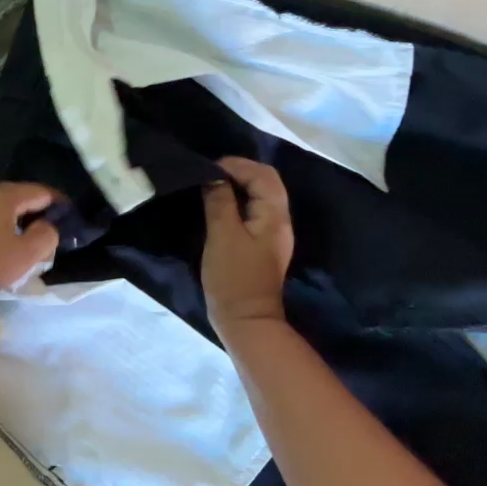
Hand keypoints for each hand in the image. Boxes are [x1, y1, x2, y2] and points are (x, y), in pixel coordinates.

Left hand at [0, 183, 59, 318]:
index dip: (54, 200)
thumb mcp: (25, 256)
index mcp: (0, 196)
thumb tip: (46, 224)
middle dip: (28, 206)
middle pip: (10, 193)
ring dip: (2, 213)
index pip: (36, 190)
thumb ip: (45, 236)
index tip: (64, 211)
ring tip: (10, 232)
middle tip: (39, 225)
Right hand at [201, 158, 294, 332]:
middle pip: (266, 182)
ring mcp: (272, 234)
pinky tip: (217, 205)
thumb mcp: (222, 234)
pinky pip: (253, 210)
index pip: (263, 174)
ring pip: (260, 196)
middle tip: (208, 173)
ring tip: (209, 185)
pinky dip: (237, 200)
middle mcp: (279, 221)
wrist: (246, 320)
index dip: (236, 165)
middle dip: (238, 171)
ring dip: (237, 185)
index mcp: (274, 216)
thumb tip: (214, 176)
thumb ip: (219, 200)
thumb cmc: (234, 277)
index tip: (207, 169)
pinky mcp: (261, 245)